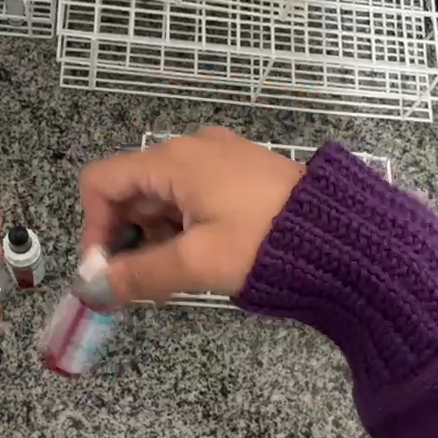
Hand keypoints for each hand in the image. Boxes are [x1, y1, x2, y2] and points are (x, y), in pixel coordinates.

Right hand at [78, 126, 304, 303]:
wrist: (344, 234)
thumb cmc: (265, 242)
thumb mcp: (197, 262)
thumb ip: (139, 275)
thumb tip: (95, 287)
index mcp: (173, 160)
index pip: (102, 181)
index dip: (93, 225)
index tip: (106, 269)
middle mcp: (191, 149)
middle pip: (132, 190)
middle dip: (128, 237)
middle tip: (142, 281)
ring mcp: (219, 158)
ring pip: (163, 197)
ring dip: (157, 236)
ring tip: (179, 273)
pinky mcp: (241, 173)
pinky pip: (193, 197)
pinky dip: (184, 227)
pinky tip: (202, 257)